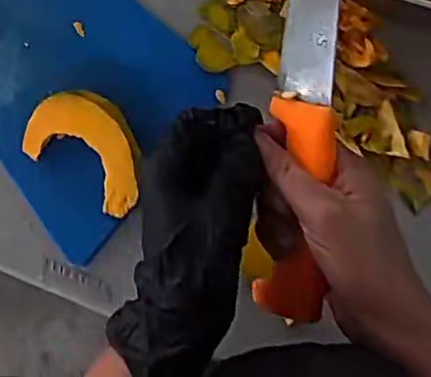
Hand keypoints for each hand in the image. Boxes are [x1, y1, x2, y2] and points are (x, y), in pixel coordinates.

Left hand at [107, 105, 264, 376]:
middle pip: (198, 138)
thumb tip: (250, 138)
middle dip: (229, 135)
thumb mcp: (221, 214)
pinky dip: (230, 175)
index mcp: (164, 164)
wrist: (179, 312)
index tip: (254, 120)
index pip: (190, 122)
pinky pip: (209, 179)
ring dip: (232, 155)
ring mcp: (175, 190)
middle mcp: (165, 170)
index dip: (221, 117)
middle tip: (266, 139)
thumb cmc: (195, 261)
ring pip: (205, 158)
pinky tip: (255, 183)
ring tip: (266, 159)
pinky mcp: (188, 209)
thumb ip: (235, 173)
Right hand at [253, 124, 430, 376]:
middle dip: (275, 190)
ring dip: (275, 218)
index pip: (305, 134)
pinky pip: (282, 220)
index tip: (255, 150)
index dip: (278, 136)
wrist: (390, 331)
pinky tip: (288, 252)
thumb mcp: (322, 212)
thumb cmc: (364, 264)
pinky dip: (279, 235)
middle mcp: (336, 185)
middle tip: (283, 211)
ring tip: (289, 241)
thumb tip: (256, 131)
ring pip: (278, 195)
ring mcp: (325, 212)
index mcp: (348, 169)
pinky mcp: (314, 236)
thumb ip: (286, 171)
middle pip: (285, 165)